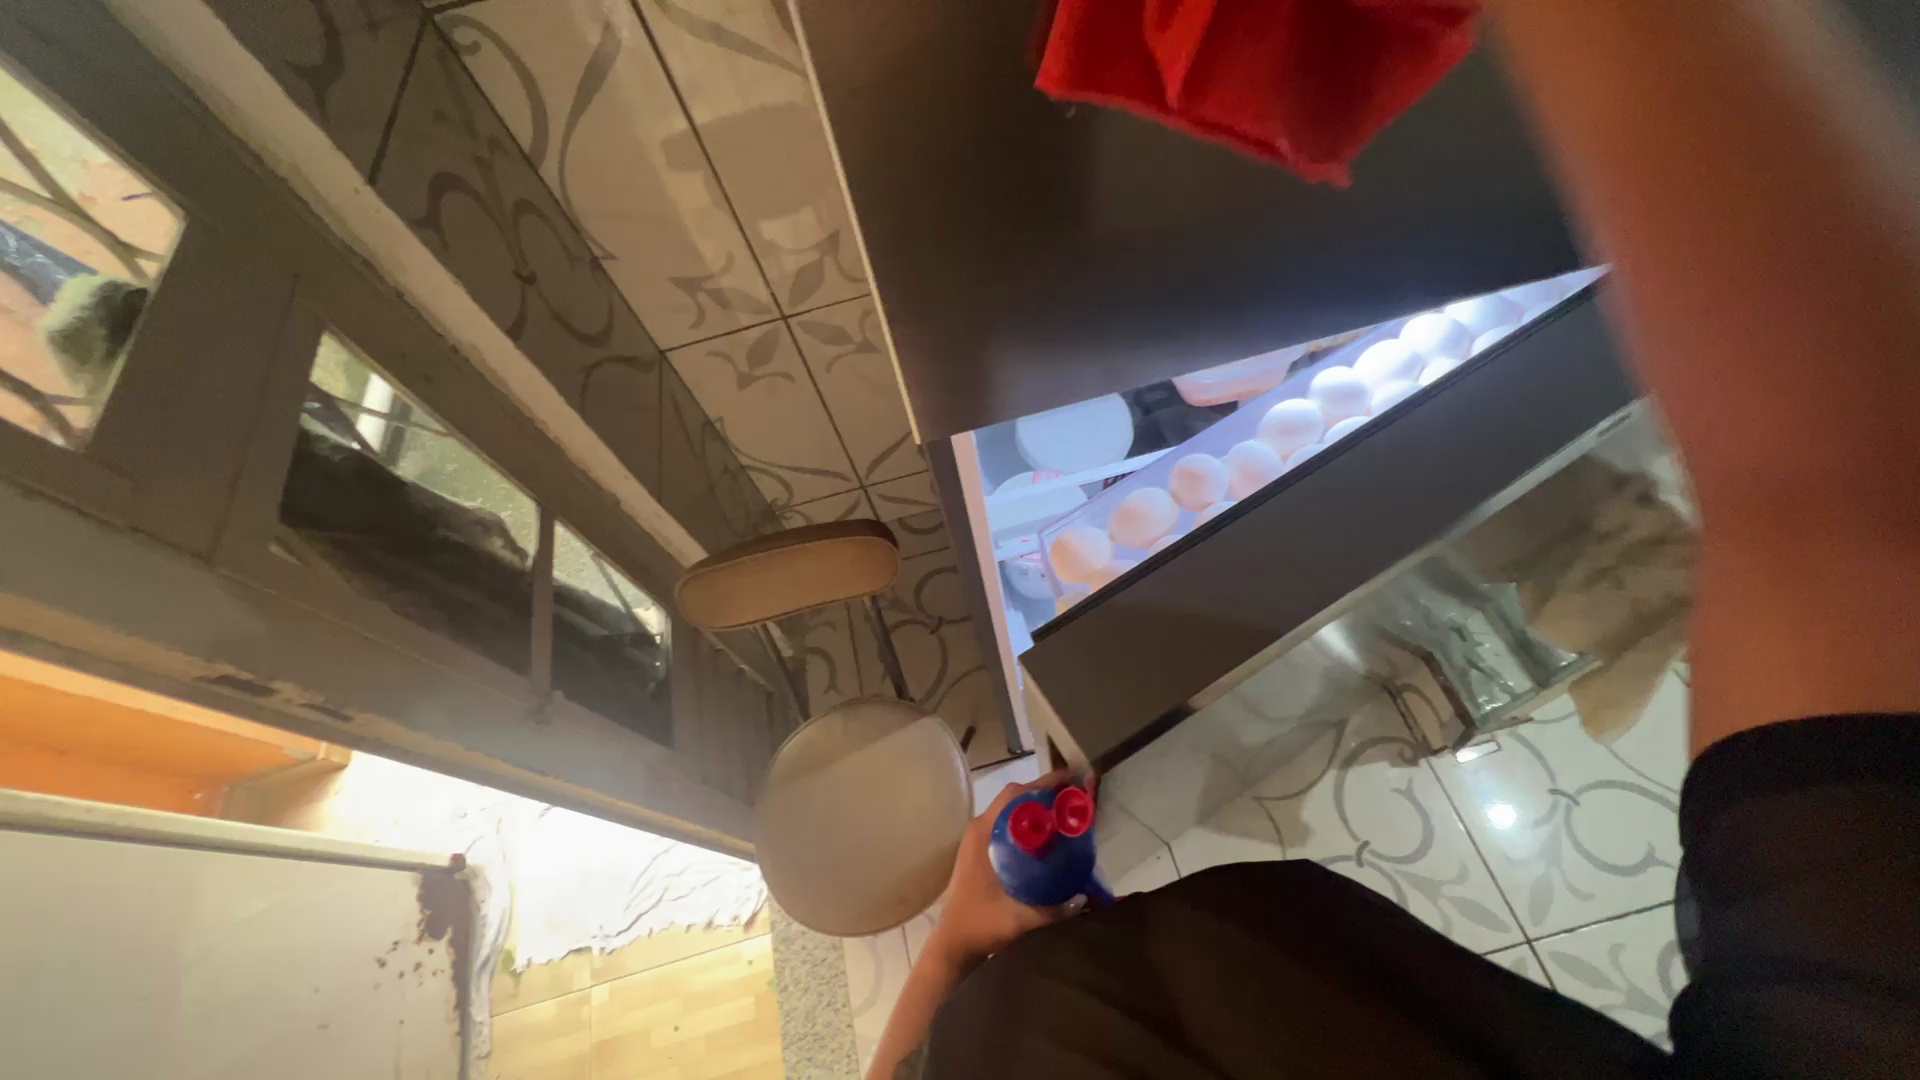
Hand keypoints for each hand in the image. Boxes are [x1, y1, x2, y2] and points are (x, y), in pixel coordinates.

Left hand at [926, 769, 1090, 967]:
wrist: (953, 944)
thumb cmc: (981, 925)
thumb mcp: (1021, 919)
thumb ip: (1055, 911)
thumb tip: (1088, 897)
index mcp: (983, 833)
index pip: (1014, 795)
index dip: (1043, 784)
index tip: (1070, 780)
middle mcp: (980, 828)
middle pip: (1015, 798)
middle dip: (1045, 793)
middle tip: (1075, 798)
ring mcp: (978, 839)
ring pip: (1012, 811)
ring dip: (1037, 807)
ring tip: (1067, 812)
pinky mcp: (981, 850)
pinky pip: (1008, 825)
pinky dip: (1028, 822)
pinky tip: (1049, 836)